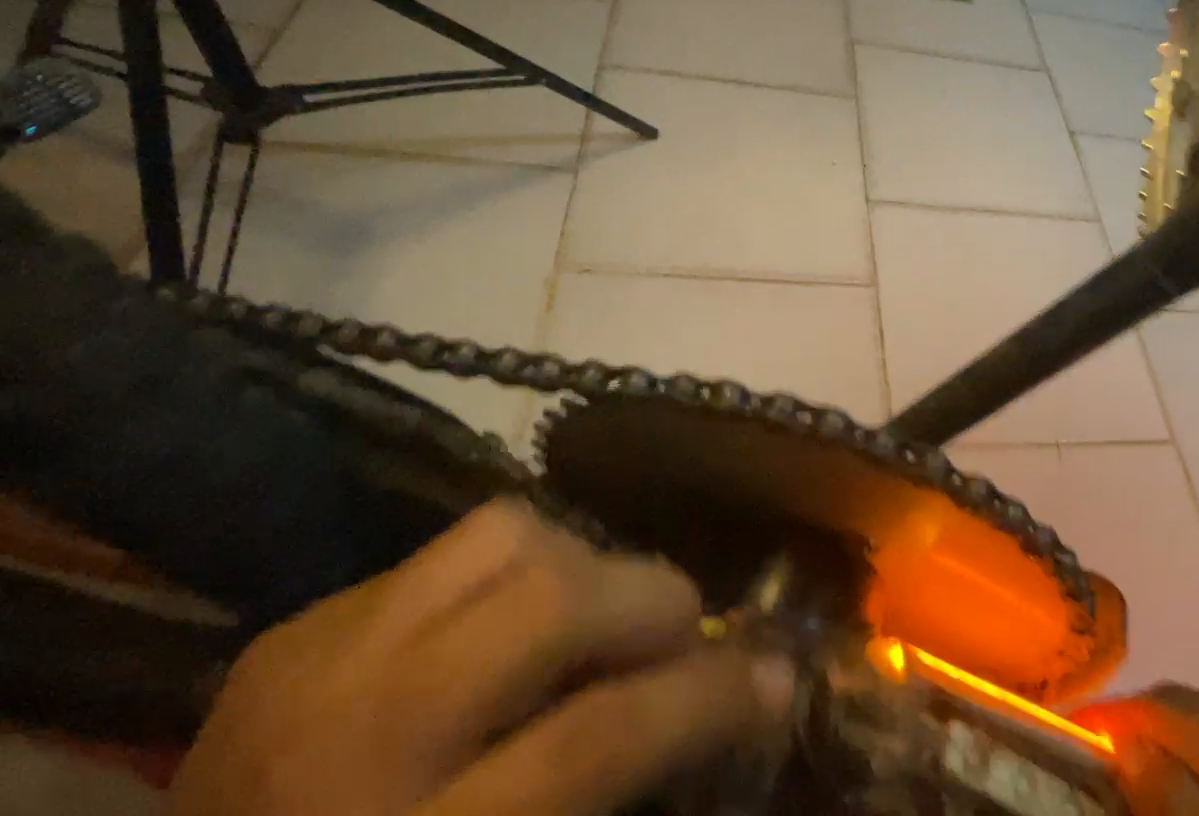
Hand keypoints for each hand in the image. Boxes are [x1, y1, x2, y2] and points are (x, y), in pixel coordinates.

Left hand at [168, 500, 793, 815]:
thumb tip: (728, 699)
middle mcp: (357, 732)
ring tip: (598, 613)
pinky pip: (446, 547)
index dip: (709, 696)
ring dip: (584, 562)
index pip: (600, 734)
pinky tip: (512, 622)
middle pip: (551, 601)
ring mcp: (314, 659)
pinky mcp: (294, 627)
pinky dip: (514, 569)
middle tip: (680, 634)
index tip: (778, 675)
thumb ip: (613, 790)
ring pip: (503, 535)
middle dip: (652, 600)